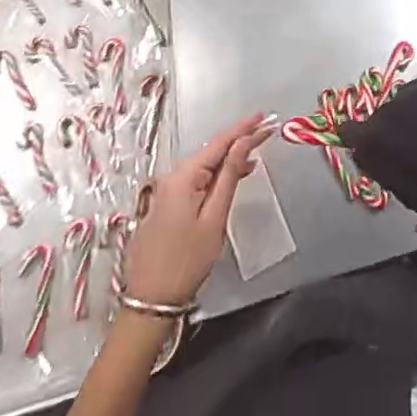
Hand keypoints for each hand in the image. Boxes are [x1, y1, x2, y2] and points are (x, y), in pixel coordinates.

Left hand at [123, 112, 272, 306]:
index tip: (263, 117)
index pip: (218, 145)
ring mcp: (166, 192)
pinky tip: (231, 178)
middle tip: (265, 133)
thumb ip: (229, 177)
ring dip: (227, 160)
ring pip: (202, 168)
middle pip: (209, 153)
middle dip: (237, 142)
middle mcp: (171, 178)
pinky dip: (215, 177)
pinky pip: (195, 181)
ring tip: (254, 154)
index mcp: (182, 178)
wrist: (152, 298)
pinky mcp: (166, 205)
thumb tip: (242, 145)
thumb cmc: (187, 260)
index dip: (242, 130)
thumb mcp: (214, 218)